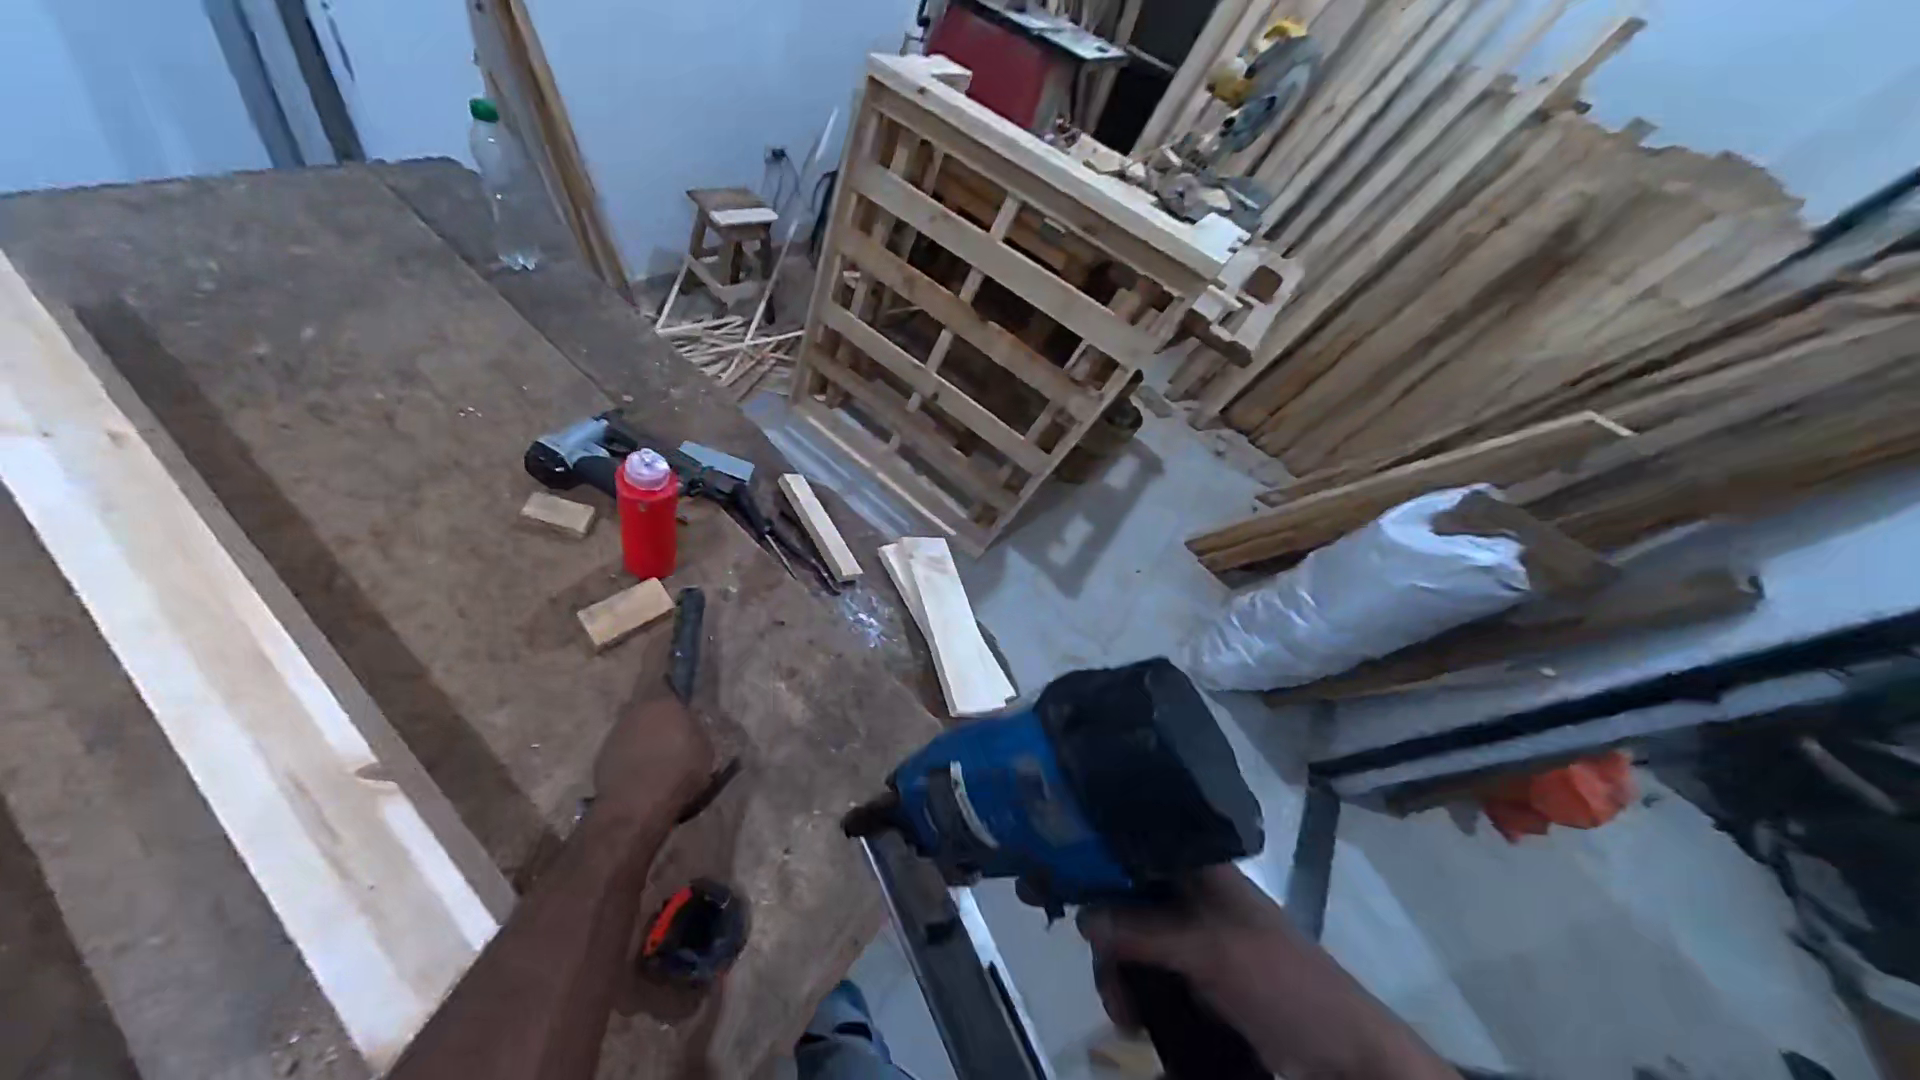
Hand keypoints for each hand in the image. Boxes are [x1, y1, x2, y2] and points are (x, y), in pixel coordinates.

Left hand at [592, 695, 714, 832]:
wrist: (637, 802)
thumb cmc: (680, 773)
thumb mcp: (706, 752)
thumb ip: (698, 735)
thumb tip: (692, 731)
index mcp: (668, 704)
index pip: (678, 704)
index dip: (684, 719)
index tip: (689, 734)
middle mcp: (639, 710)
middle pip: (654, 716)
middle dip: (662, 729)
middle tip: (673, 749)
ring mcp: (617, 731)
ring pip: (636, 733)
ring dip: (644, 744)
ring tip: (655, 766)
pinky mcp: (601, 754)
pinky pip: (622, 752)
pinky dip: (630, 761)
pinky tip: (638, 778)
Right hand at [1078, 866, 1458, 1079]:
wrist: (1349, 1063)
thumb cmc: (1286, 986)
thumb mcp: (1212, 953)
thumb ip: (1144, 931)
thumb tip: (1081, 916)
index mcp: (1196, 870)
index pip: (1130, 846)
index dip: (1087, 856)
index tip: (1044, 877)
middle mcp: (1188, 895)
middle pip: (1119, 897)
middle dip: (1101, 937)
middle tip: (1101, 979)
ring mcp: (1190, 937)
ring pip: (1126, 939)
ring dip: (1115, 975)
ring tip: (1125, 1016)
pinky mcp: (1194, 978)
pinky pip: (1143, 973)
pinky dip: (1131, 994)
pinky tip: (1135, 1022)